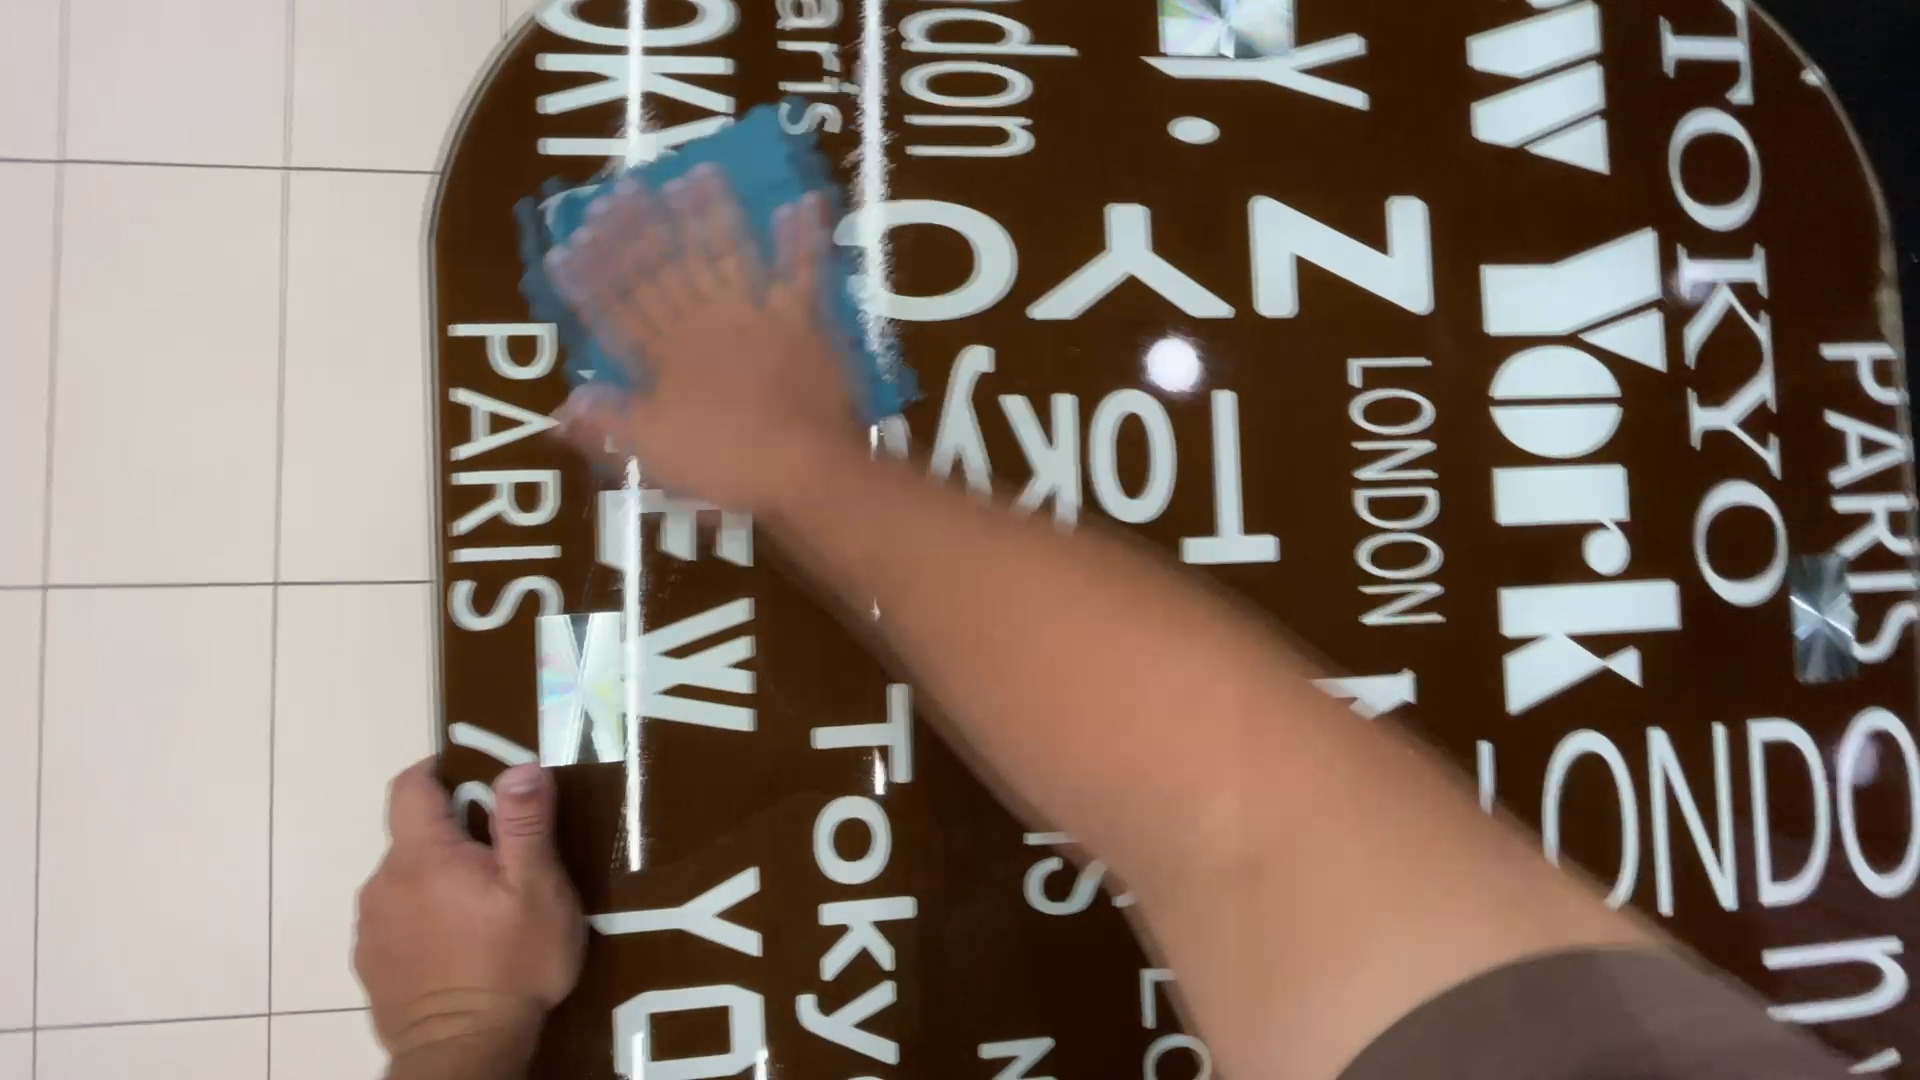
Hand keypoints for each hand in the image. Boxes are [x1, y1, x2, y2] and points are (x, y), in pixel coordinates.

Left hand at [354, 762, 583, 1069]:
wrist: (464, 1054)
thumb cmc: (511, 961)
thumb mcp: (536, 886)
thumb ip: (524, 822)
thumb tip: (519, 765)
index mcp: (422, 857)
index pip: (410, 787)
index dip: (441, 769)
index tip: (482, 774)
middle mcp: (383, 884)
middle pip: (417, 832)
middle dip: (461, 829)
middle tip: (512, 854)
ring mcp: (372, 926)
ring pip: (410, 875)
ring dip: (445, 872)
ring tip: (493, 901)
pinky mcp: (373, 962)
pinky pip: (402, 913)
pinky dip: (431, 910)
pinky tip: (466, 939)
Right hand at [544, 164, 859, 512]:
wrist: (805, 467)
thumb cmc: (728, 465)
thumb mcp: (655, 454)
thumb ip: (608, 425)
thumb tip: (560, 405)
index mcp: (667, 357)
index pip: (619, 307)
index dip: (593, 276)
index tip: (570, 240)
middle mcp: (707, 324)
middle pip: (668, 270)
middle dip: (642, 230)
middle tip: (624, 187)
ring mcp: (759, 317)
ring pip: (728, 255)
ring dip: (713, 214)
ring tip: (697, 173)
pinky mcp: (806, 323)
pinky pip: (805, 273)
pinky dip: (805, 239)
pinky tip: (804, 204)